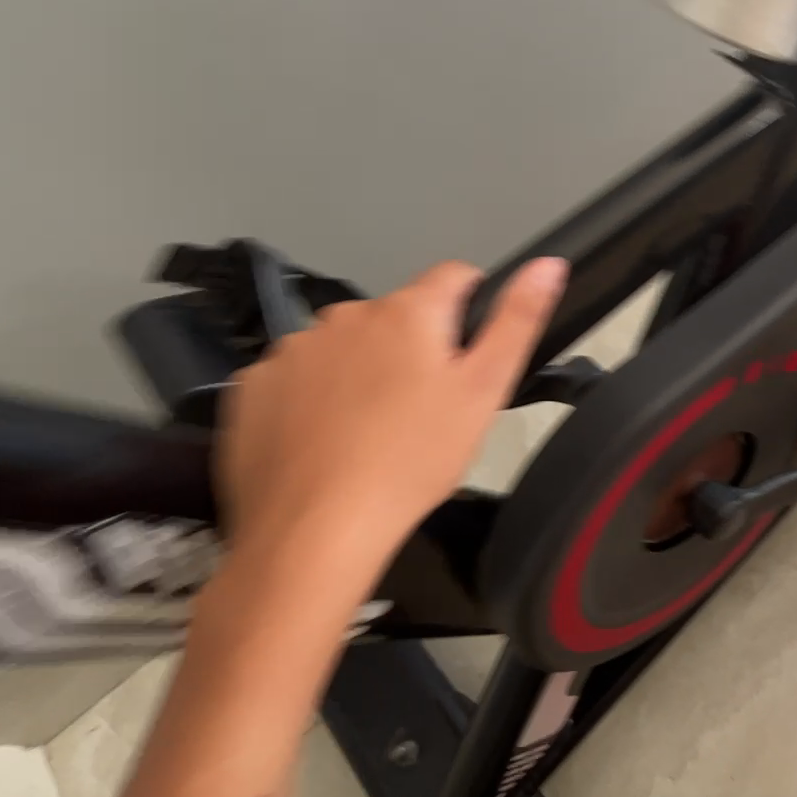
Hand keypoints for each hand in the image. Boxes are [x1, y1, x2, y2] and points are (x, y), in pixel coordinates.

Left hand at [215, 257, 566, 574]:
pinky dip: (315, 396)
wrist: (315, 532)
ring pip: (347, 345)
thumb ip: (519, 318)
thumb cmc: (415, 458)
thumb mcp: (487, 388)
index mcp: (408, 311)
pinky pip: (298, 377)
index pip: (455, 275)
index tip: (470, 357)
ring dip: (364, 368)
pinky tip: (327, 438)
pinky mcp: (249, 389)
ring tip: (375, 427)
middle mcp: (344, 316)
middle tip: (427, 405)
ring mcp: (290, 352)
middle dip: (416, 346)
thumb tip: (548, 263)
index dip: (473, 307)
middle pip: (398, 315)